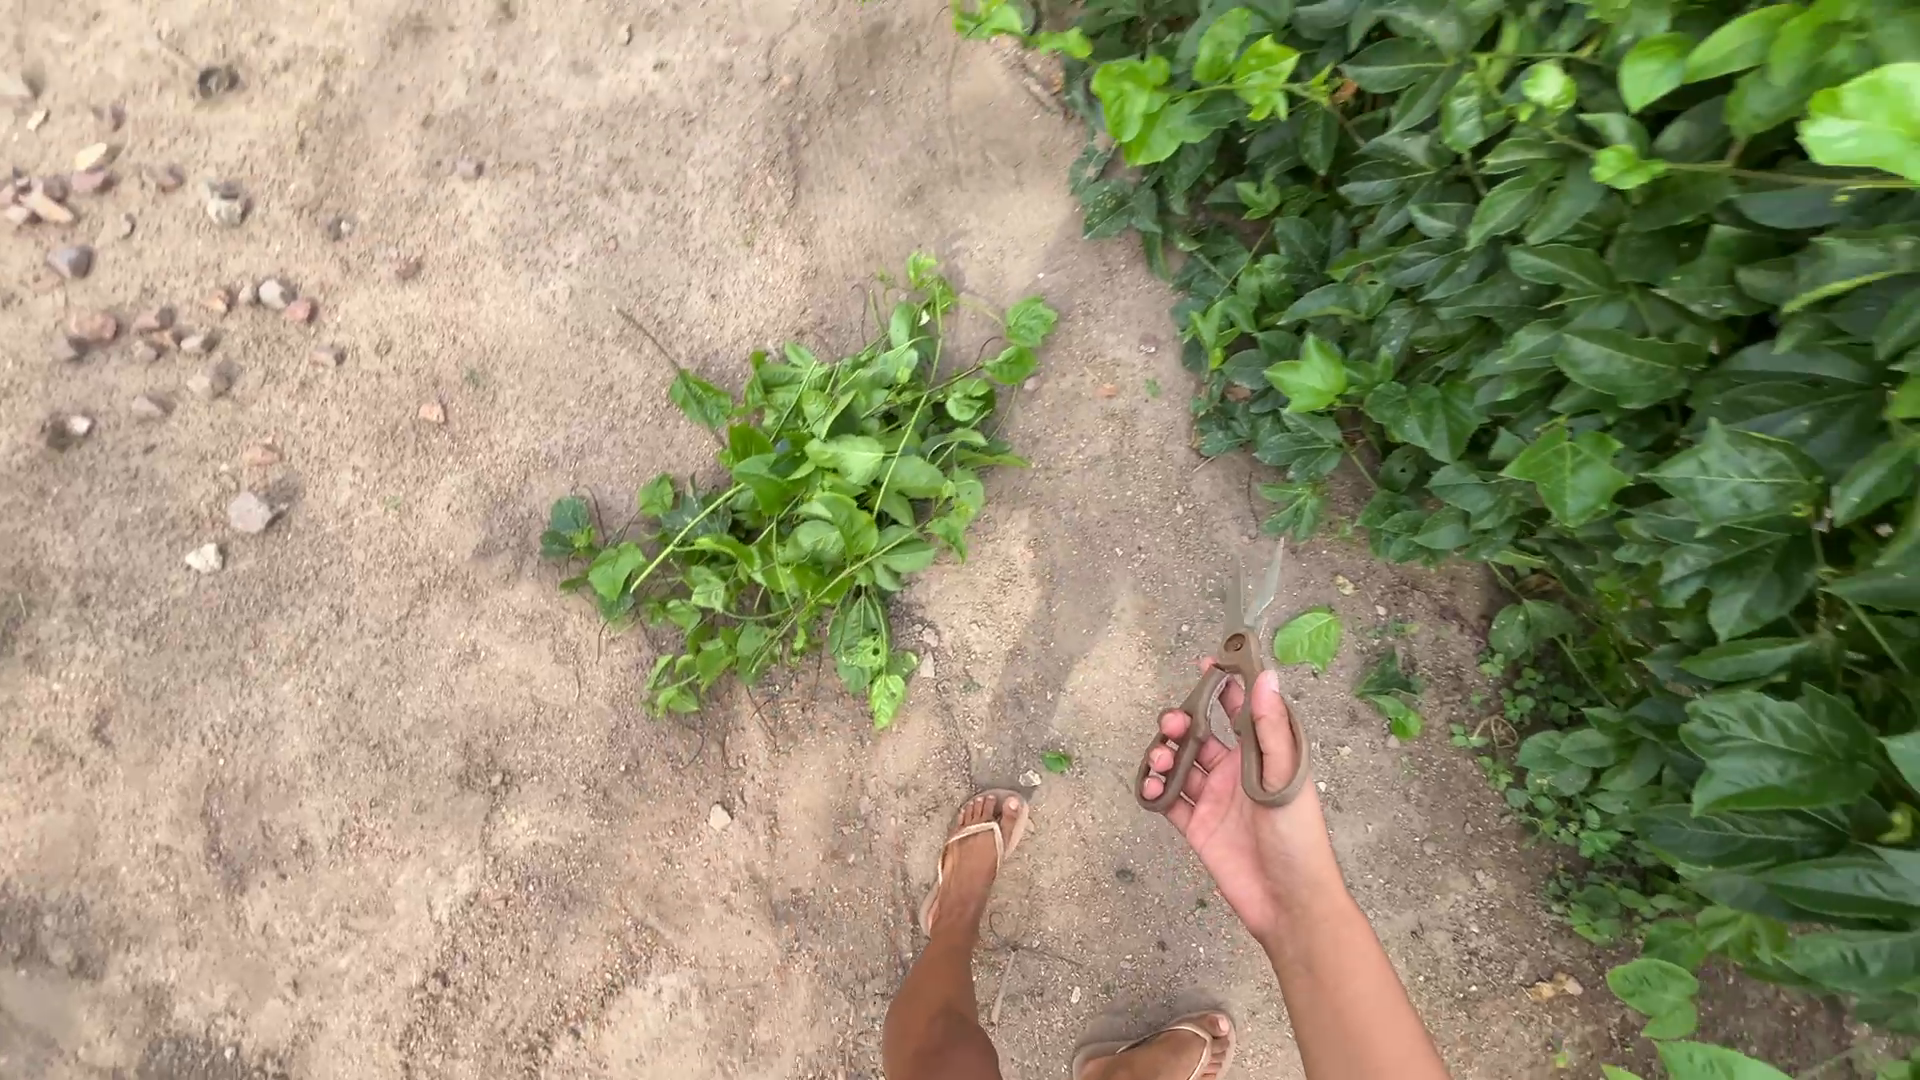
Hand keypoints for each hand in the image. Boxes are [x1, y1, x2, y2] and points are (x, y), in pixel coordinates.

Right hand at [1140, 664, 1338, 946]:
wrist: (1289, 904)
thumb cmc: (1299, 838)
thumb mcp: (1287, 776)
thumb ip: (1270, 727)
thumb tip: (1267, 676)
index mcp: (1259, 756)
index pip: (1238, 711)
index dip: (1224, 686)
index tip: (1206, 663)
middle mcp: (1233, 771)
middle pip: (1197, 734)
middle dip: (1179, 722)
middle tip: (1172, 724)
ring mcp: (1212, 798)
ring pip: (1178, 763)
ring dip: (1163, 753)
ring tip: (1160, 761)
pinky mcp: (1195, 824)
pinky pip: (1167, 798)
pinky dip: (1154, 788)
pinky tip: (1152, 787)